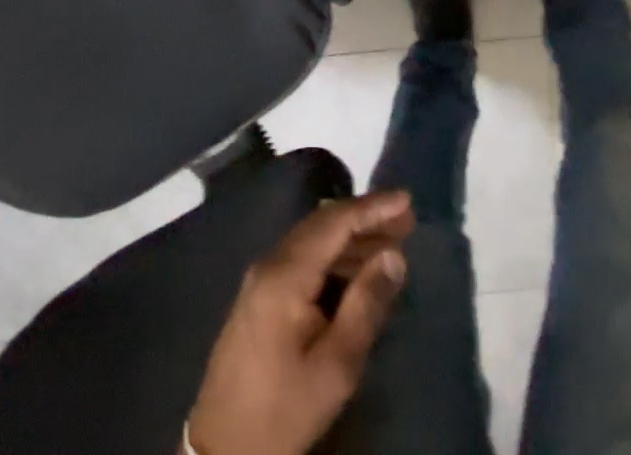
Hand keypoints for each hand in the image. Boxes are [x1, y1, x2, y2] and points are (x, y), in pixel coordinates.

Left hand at [186, 191, 415, 454]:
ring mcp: (258, 284)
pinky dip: (333, 257)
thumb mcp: (337, 363)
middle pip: (321, 225)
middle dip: (365, 218)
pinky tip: (357, 271)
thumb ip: (366, 303)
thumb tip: (393, 255)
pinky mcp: (257, 302)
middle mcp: (268, 268)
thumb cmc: (284, 408)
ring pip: (311, 243)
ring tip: (391, 245)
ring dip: (351, 239)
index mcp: (285, 276)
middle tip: (406, 221)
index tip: (407, 200)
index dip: (372, 208)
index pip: (334, 222)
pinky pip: (301, 261)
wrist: (223, 451)